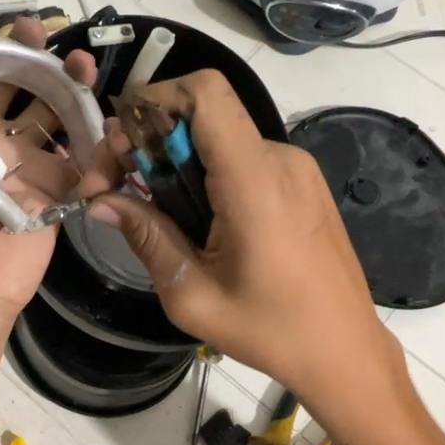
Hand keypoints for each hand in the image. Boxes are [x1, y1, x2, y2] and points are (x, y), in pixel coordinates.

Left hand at [0, 13, 98, 328]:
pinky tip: (101, 114)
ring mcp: (23, 154)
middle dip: (22, 44)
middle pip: (7, 73)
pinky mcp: (56, 180)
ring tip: (80, 63)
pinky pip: (77, 147)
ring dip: (66, 76)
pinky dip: (94, 128)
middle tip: (37, 30)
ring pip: (48, 101)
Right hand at [85, 70, 395, 401]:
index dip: (155, 97)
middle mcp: (279, 159)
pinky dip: (204, 174)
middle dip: (148, 140)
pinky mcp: (301, 184)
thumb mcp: (192, 295)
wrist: (345, 351)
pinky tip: (189, 217)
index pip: (205, 93)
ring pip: (219, 138)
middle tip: (110, 184)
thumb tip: (99, 200)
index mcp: (254, 181)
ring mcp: (296, 169)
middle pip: (203, 115)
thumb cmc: (271, 331)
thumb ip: (146, 237)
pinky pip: (241, 159)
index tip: (120, 140)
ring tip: (145, 207)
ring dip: (174, 161)